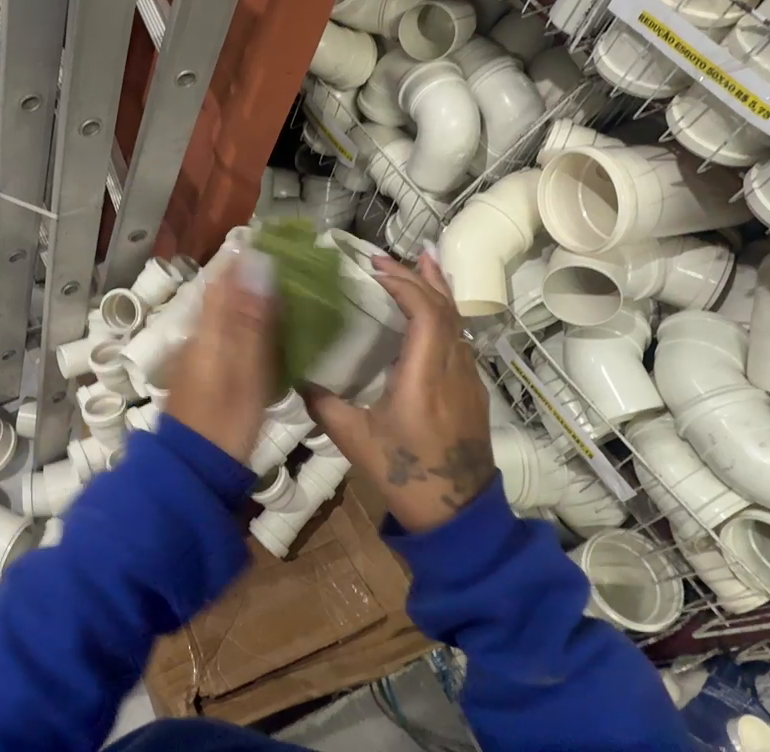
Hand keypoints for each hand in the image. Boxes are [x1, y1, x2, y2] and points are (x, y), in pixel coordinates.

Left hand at [165, 250, 277, 463]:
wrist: (192, 469)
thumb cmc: (226, 421)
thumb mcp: (247, 370)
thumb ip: (251, 319)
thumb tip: (258, 266)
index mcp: (205, 331)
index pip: (221, 280)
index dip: (241, 259)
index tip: (270, 245)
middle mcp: (193, 336)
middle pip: (218, 296)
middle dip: (246, 279)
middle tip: (283, 272)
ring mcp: (191, 356)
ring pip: (218, 316)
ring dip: (243, 303)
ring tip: (278, 299)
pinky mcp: (195, 375)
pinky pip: (218, 336)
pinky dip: (238, 327)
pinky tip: (258, 336)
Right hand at [303, 252, 493, 531]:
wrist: (456, 512)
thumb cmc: (403, 473)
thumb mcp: (354, 439)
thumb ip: (323, 404)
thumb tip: (297, 378)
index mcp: (424, 375)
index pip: (425, 313)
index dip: (404, 284)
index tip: (375, 269)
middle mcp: (451, 368)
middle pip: (445, 309)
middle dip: (419, 277)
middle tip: (390, 257)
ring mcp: (467, 378)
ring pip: (458, 321)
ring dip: (438, 290)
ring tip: (422, 262)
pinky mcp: (472, 390)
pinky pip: (461, 338)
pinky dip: (445, 313)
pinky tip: (433, 311)